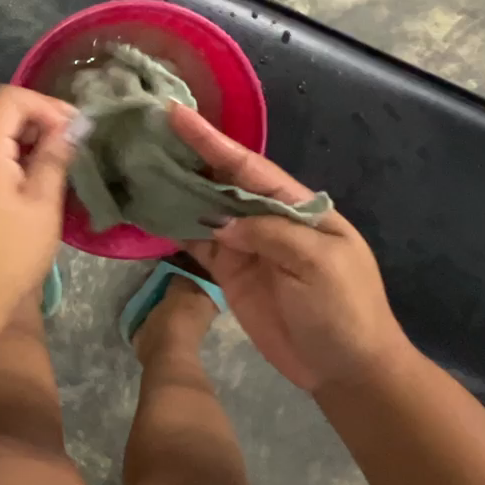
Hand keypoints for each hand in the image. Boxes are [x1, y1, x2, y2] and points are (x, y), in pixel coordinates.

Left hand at [0, 85, 81, 315]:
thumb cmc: (9, 254)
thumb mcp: (42, 204)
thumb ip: (54, 158)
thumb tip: (70, 127)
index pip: (9, 98)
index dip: (45, 104)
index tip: (74, 130)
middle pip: (0, 112)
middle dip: (40, 119)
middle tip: (74, 145)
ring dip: (29, 139)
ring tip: (61, 163)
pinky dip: (15, 157)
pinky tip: (38, 182)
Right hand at [170, 104, 410, 391]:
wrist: (347, 370)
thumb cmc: (345, 310)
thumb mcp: (319, 264)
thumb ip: (270, 234)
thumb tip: (220, 222)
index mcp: (296, 206)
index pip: (248, 166)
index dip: (212, 141)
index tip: (178, 114)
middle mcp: (266, 218)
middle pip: (221, 181)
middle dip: (187, 157)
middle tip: (146, 133)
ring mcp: (246, 246)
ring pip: (204, 209)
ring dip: (175, 190)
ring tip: (137, 165)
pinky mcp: (230, 273)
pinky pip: (197, 244)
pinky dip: (174, 229)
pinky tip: (148, 212)